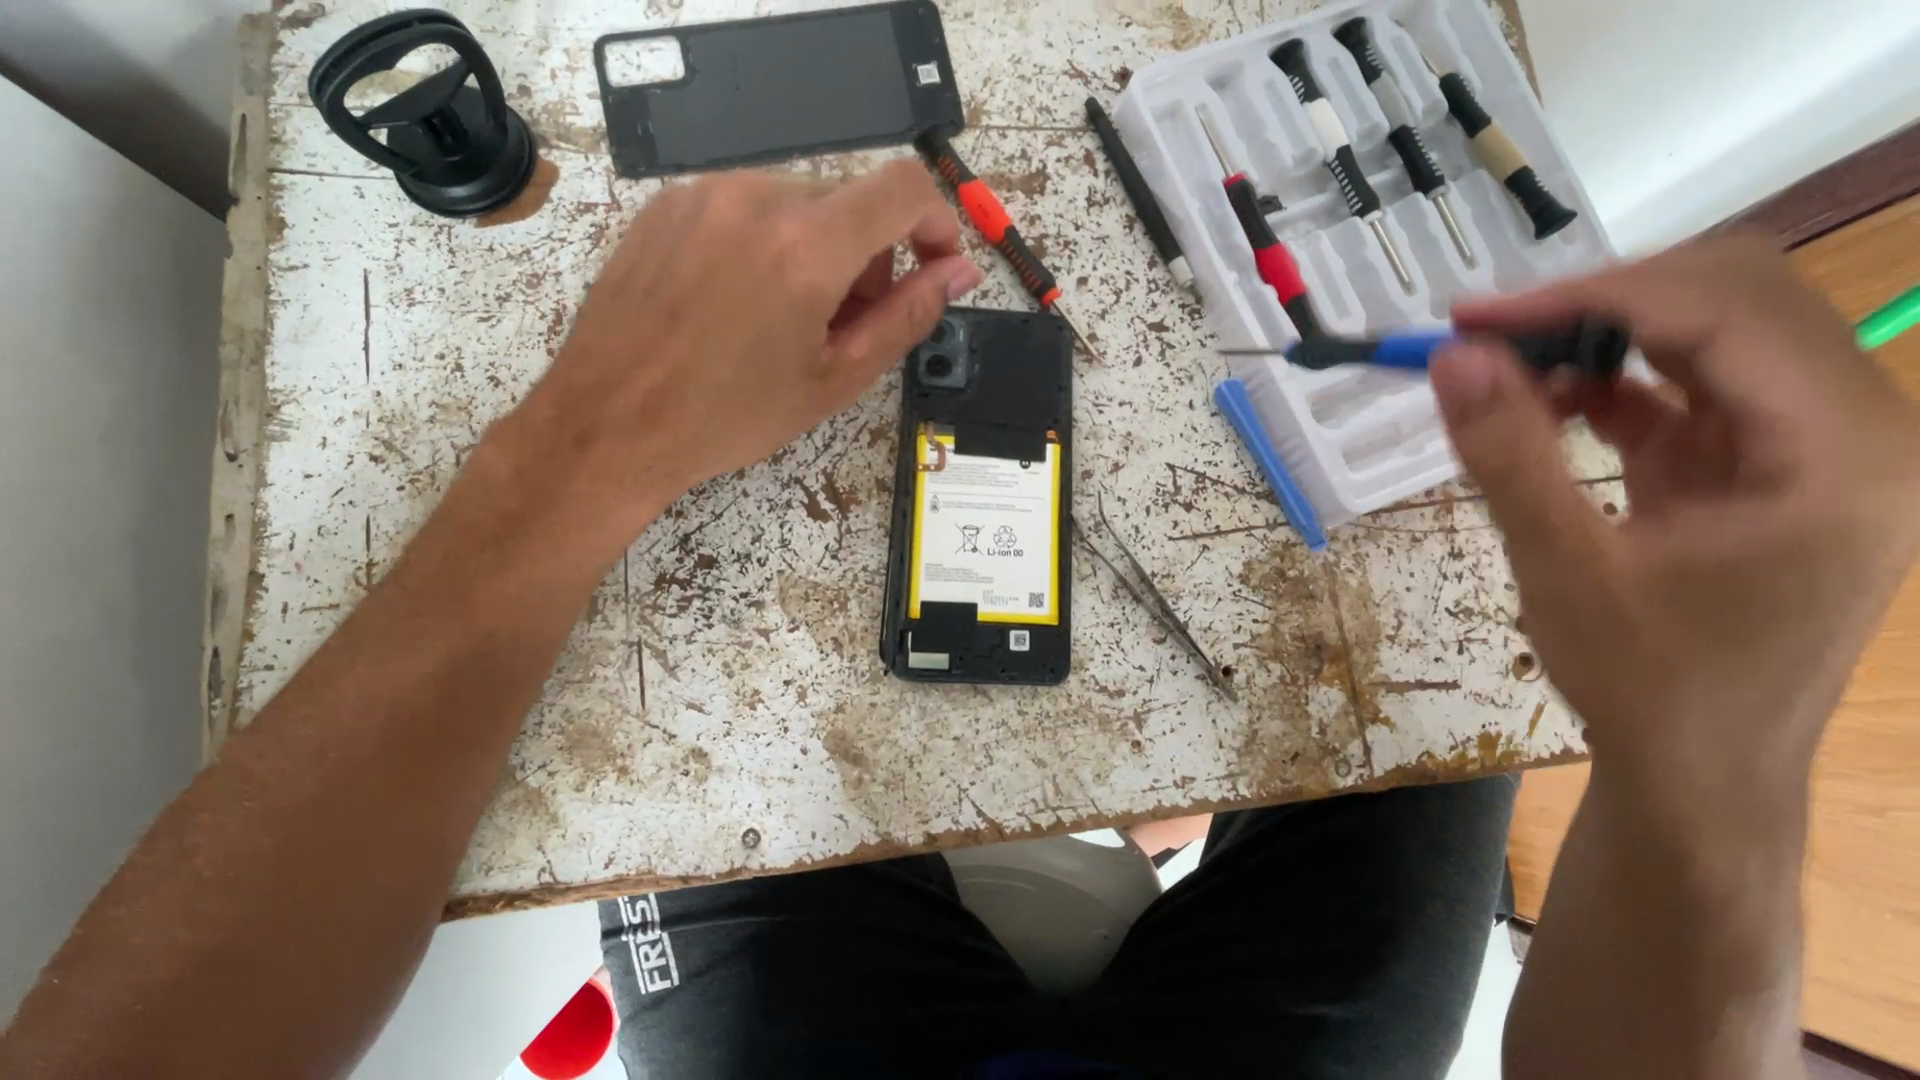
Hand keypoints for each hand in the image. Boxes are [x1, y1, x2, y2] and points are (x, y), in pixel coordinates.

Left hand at [498, 159, 982, 545]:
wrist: (610, 422)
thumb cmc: (728, 416)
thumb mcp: (834, 379)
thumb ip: (907, 317)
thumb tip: (958, 274)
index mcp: (806, 245)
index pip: (904, 188)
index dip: (937, 223)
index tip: (934, 267)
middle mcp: (756, 198)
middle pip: (850, 201)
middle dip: (871, 255)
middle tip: (850, 322)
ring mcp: (704, 194)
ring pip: (798, 202)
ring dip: (819, 249)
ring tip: (790, 318)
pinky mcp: (668, 203)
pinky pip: (746, 206)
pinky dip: (768, 242)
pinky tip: (742, 301)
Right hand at [1431, 236, 1919, 808]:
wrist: (1700, 774)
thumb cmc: (1649, 686)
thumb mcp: (1565, 571)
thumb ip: (1509, 456)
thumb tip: (1450, 357)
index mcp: (1840, 453)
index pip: (1724, 313)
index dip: (1590, 297)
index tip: (1474, 319)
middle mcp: (1850, 431)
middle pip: (1732, 303)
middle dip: (1597, 305)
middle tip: (1485, 337)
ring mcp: (1808, 449)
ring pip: (1709, 339)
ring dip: (1599, 342)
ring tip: (1503, 375)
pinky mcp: (1759, 470)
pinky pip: (1687, 393)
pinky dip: (1607, 388)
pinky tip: (1542, 408)